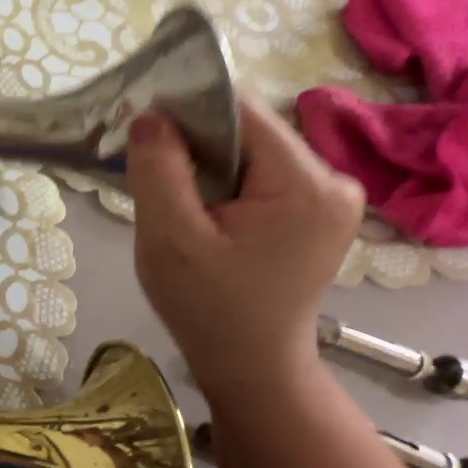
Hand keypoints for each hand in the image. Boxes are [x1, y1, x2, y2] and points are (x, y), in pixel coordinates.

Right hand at [126, 98, 363, 401]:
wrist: (247, 360)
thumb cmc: (206, 302)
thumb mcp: (169, 235)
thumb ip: (159, 170)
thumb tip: (148, 114)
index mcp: (306, 185)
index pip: (242, 114)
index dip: (186, 107)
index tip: (135, 118)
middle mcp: (331, 181)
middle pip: (247, 130)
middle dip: (190, 136)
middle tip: (137, 154)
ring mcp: (326, 196)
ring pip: (246, 149)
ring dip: (199, 157)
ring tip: (158, 179)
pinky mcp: (310, 209)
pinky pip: (254, 170)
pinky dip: (215, 176)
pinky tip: (187, 198)